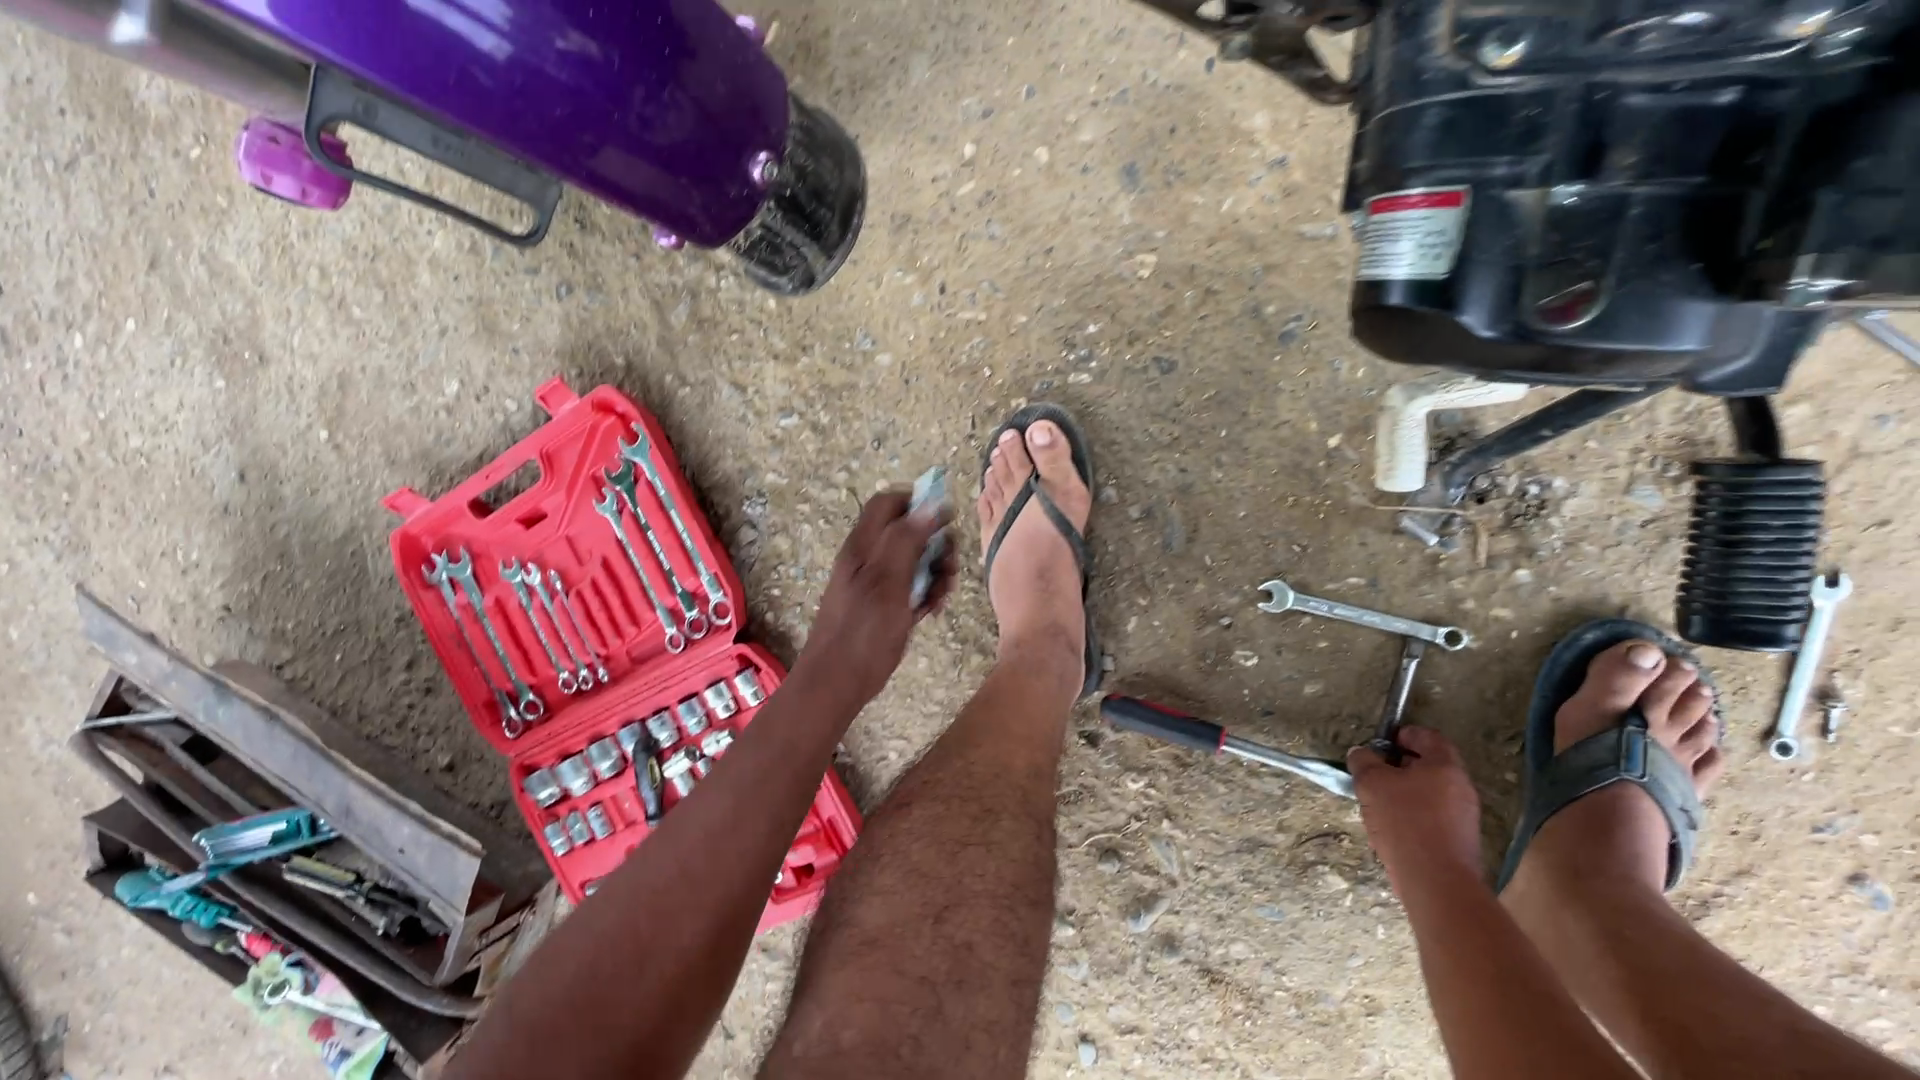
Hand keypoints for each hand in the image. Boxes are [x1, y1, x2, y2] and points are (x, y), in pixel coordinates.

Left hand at [794, 491, 955, 706]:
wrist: (836, 683)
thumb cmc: (862, 633)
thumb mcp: (888, 582)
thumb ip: (906, 540)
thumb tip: (930, 504)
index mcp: (863, 546)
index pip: (889, 502)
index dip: (917, 503)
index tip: (945, 522)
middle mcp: (868, 559)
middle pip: (907, 531)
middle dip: (935, 543)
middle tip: (949, 567)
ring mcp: (875, 583)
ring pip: (913, 561)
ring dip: (935, 571)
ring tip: (943, 594)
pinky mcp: (883, 607)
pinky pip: (910, 588)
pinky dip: (925, 593)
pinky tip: (932, 611)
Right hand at [1348, 727, 1482, 891]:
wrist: (1436, 881)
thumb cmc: (1404, 821)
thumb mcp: (1372, 784)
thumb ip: (1364, 763)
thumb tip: (1361, 753)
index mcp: (1445, 766)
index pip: (1429, 737)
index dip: (1405, 734)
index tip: (1383, 742)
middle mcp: (1461, 787)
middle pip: (1431, 766)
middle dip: (1402, 766)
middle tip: (1376, 773)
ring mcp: (1465, 817)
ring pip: (1431, 793)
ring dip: (1407, 792)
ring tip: (1379, 803)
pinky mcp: (1460, 841)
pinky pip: (1434, 817)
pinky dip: (1414, 815)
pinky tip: (1394, 829)